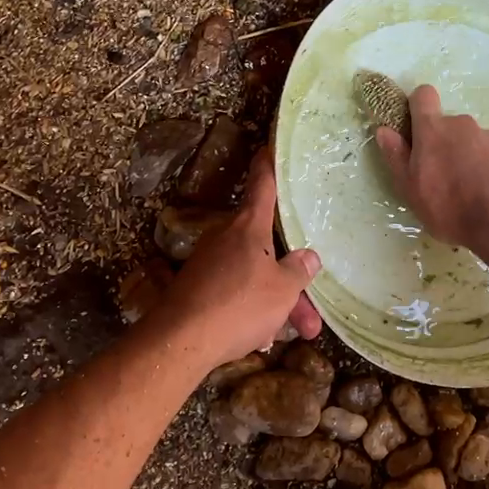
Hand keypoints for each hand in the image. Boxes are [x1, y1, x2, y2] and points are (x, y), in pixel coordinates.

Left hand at [151, 146, 322, 368]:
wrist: (178, 343)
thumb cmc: (238, 306)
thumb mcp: (281, 291)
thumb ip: (298, 272)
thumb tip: (309, 256)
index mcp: (249, 226)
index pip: (262, 185)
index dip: (269, 165)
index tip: (269, 145)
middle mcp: (226, 237)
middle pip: (266, 245)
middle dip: (290, 276)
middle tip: (310, 311)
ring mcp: (208, 263)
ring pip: (253, 275)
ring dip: (274, 302)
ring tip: (294, 333)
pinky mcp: (197, 289)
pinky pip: (234, 293)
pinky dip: (251, 312)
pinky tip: (260, 339)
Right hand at [375, 85, 488, 251]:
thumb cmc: (449, 206)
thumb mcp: (410, 188)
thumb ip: (396, 156)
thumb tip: (384, 130)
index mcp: (433, 128)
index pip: (423, 95)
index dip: (416, 105)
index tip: (413, 127)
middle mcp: (461, 124)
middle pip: (445, 124)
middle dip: (440, 143)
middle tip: (438, 176)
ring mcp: (487, 136)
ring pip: (467, 140)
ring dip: (462, 156)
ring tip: (464, 190)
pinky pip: (487, 153)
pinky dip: (482, 166)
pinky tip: (484, 193)